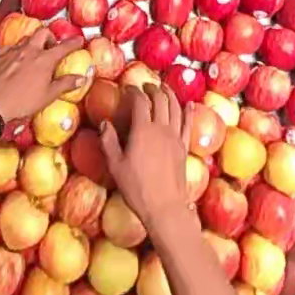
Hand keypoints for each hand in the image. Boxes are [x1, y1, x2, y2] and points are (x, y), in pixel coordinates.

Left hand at [0, 29, 84, 122]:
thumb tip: (80, 78)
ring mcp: (14, 51)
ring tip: (36, 53)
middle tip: (53, 48)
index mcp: (44, 59)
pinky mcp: (1, 55)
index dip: (73, 42)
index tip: (80, 39)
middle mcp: (30, 50)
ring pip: (27, 37)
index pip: (63, 46)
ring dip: (34, 41)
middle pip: (43, 32)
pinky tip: (17, 58)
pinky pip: (12, 46)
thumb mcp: (48, 96)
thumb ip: (65, 84)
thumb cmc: (24, 101)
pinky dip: (18, 49)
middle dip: (50, 37)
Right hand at [99, 84, 190, 238]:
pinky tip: (190, 104)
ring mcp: (175, 137)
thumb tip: (105, 123)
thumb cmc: (137, 188)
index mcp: (143, 130)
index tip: (128, 89)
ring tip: (164, 87)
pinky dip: (188, 111)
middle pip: (160, 99)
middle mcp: (161, 128)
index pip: (140, 101)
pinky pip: (188, 124)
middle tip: (145, 87)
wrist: (165, 208)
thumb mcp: (115, 166)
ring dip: (170, 94)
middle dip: (152, 89)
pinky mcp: (184, 147)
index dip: (134, 91)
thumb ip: (109, 141)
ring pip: (175, 107)